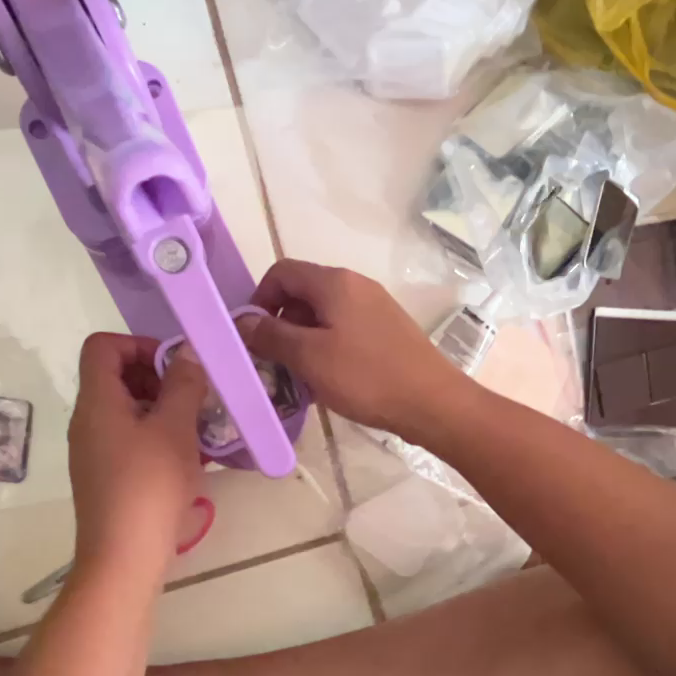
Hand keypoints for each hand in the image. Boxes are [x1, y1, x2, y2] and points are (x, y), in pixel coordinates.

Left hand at [68, 333, 207, 567]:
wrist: (124, 555)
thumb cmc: (150, 485)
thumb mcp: (176, 429)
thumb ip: (184, 385)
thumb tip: (189, 353)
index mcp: (97, 402)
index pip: (104, 347)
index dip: (140, 345)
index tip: (176, 367)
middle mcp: (88, 421)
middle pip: (116, 377)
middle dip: (159, 379)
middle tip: (195, 397)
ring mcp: (94, 451)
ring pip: (128, 411)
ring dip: (164, 410)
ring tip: (199, 429)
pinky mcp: (106, 476)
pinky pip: (131, 440)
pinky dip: (158, 437)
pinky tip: (188, 459)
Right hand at [241, 260, 472, 439]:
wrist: (433, 402)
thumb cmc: (367, 377)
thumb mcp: (310, 357)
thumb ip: (272, 335)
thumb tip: (241, 321)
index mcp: (335, 282)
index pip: (282, 272)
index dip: (260, 299)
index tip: (253, 337)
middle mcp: (356, 286)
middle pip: (303, 294)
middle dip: (281, 325)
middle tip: (275, 363)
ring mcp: (376, 308)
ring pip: (324, 317)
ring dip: (304, 343)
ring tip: (300, 379)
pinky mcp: (388, 332)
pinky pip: (345, 332)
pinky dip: (328, 350)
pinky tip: (329, 383)